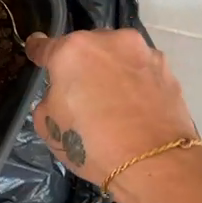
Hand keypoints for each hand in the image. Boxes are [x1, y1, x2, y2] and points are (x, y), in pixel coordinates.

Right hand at [27, 28, 197, 186]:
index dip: (36, 51)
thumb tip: (61, 93)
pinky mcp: (166, 68)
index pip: (44, 46)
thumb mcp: (47, 126)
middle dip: (79, 64)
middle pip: (85, 47)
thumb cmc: (89, 143)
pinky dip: (132, 81)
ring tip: (109, 98)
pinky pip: (138, 69)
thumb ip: (48, 99)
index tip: (34, 52)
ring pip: (115, 55)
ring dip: (109, 69)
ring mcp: (142, 51)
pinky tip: (132, 105)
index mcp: (71, 52)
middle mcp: (108, 41)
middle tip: (78, 91)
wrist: (152, 161)